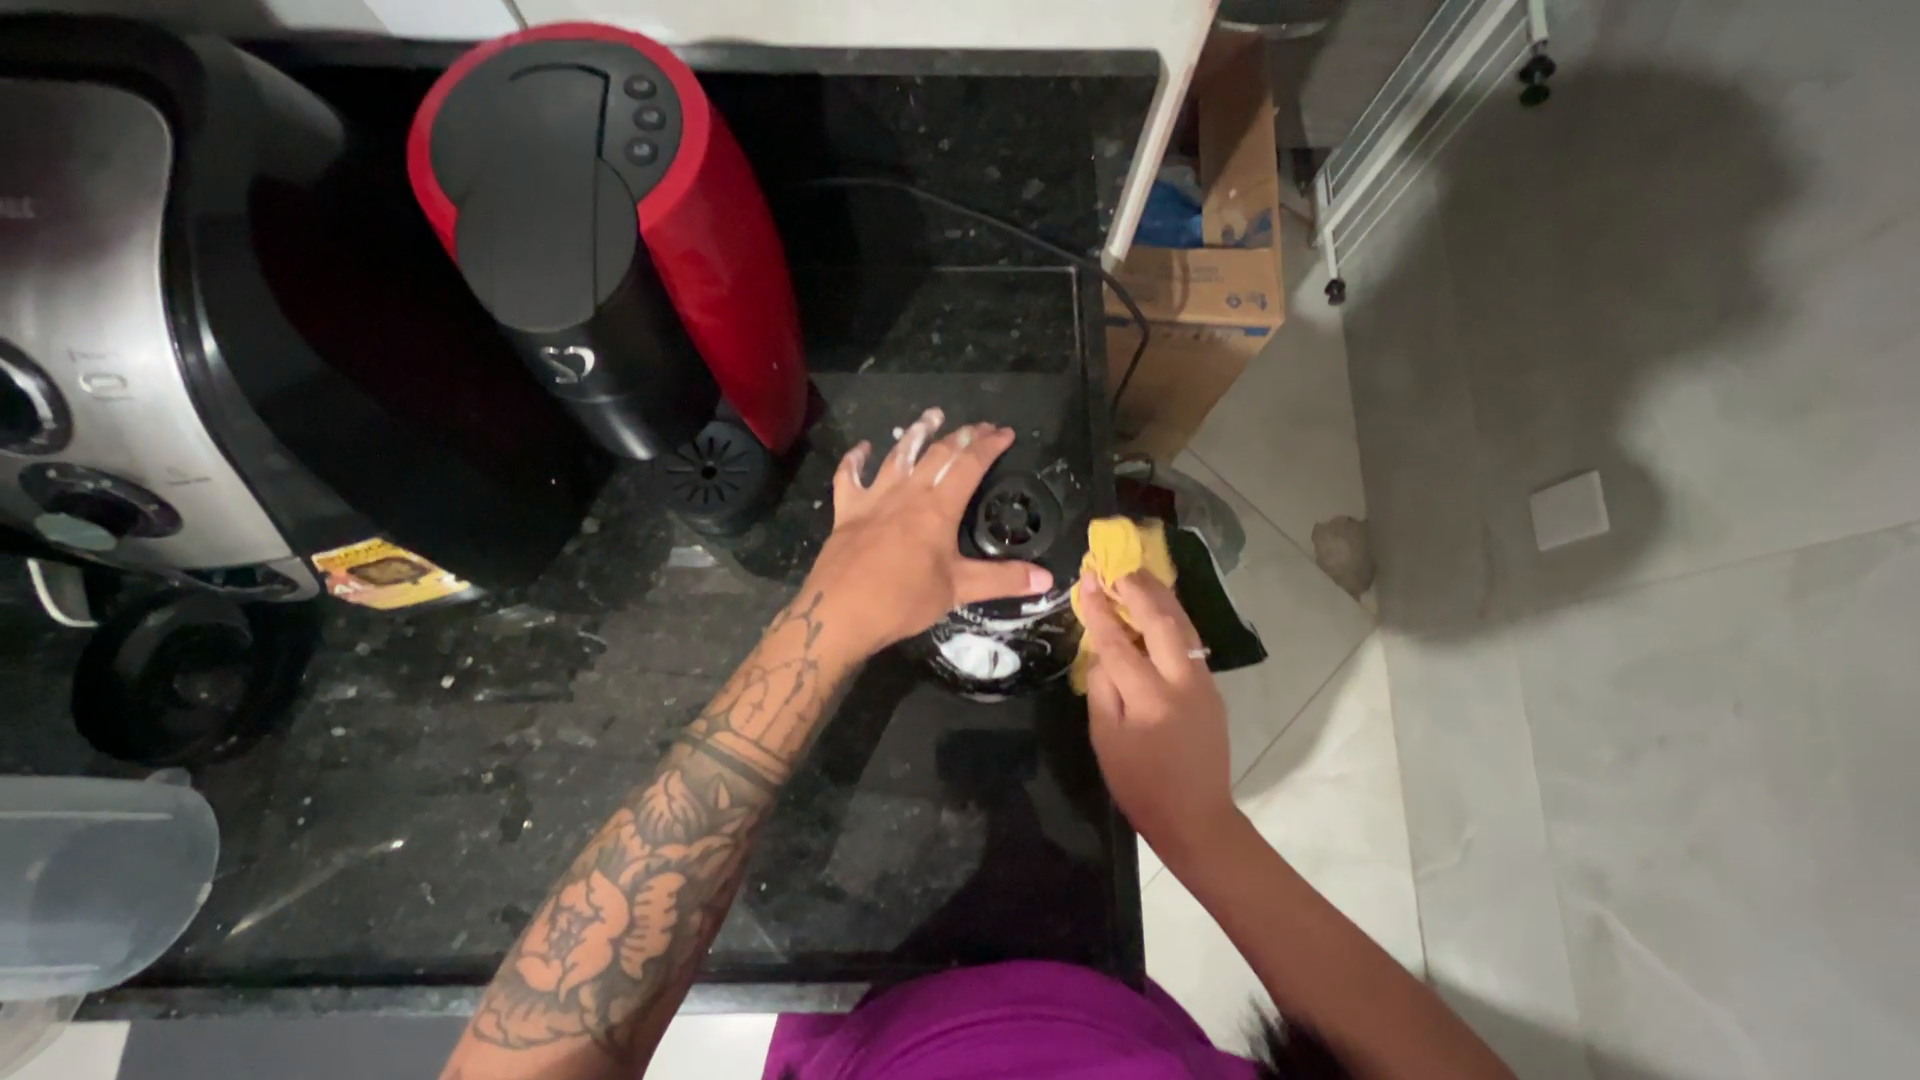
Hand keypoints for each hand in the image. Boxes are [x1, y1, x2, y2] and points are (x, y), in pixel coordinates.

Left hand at [805, 407, 1052, 656]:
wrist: (842, 611)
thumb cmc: (904, 600)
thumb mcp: (958, 591)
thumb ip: (1002, 580)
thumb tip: (1047, 579)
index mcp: (938, 508)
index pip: (969, 465)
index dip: (989, 445)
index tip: (1005, 432)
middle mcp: (907, 493)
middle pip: (937, 453)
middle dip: (961, 436)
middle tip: (977, 426)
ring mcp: (874, 498)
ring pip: (897, 455)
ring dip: (916, 433)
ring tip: (932, 417)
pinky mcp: (846, 511)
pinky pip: (849, 476)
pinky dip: (856, 459)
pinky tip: (863, 449)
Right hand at [1078, 572, 1240, 869]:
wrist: (1195, 816)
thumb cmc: (1139, 784)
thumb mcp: (1105, 740)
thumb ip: (1102, 688)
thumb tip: (1103, 650)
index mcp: (1149, 696)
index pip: (1118, 640)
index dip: (1099, 608)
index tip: (1085, 579)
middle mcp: (1182, 680)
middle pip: (1160, 619)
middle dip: (1137, 588)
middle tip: (1116, 566)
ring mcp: (1203, 682)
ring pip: (1183, 625)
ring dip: (1160, 596)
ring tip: (1138, 575)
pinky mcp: (1212, 688)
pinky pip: (1189, 642)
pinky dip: (1171, 618)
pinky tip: (1158, 610)